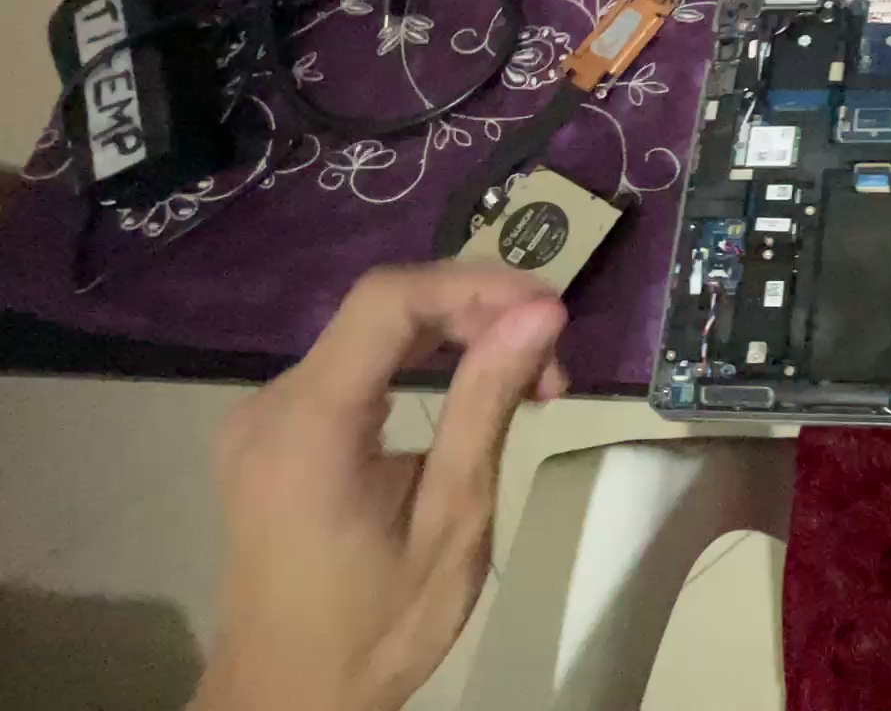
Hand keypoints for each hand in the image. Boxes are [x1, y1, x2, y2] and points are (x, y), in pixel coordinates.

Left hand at [190, 263, 570, 710]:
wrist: (291, 700)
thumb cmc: (381, 620)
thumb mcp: (455, 512)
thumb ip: (488, 402)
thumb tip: (544, 313)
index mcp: (307, 425)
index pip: (389, 300)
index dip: (479, 283)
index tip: (553, 311)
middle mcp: (274, 402)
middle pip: (391, 308)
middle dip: (487, 313)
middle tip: (555, 364)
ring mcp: (274, 412)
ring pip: (387, 328)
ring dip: (471, 335)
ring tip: (536, 381)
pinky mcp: (288, 425)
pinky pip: (372, 359)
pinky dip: (440, 357)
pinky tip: (484, 386)